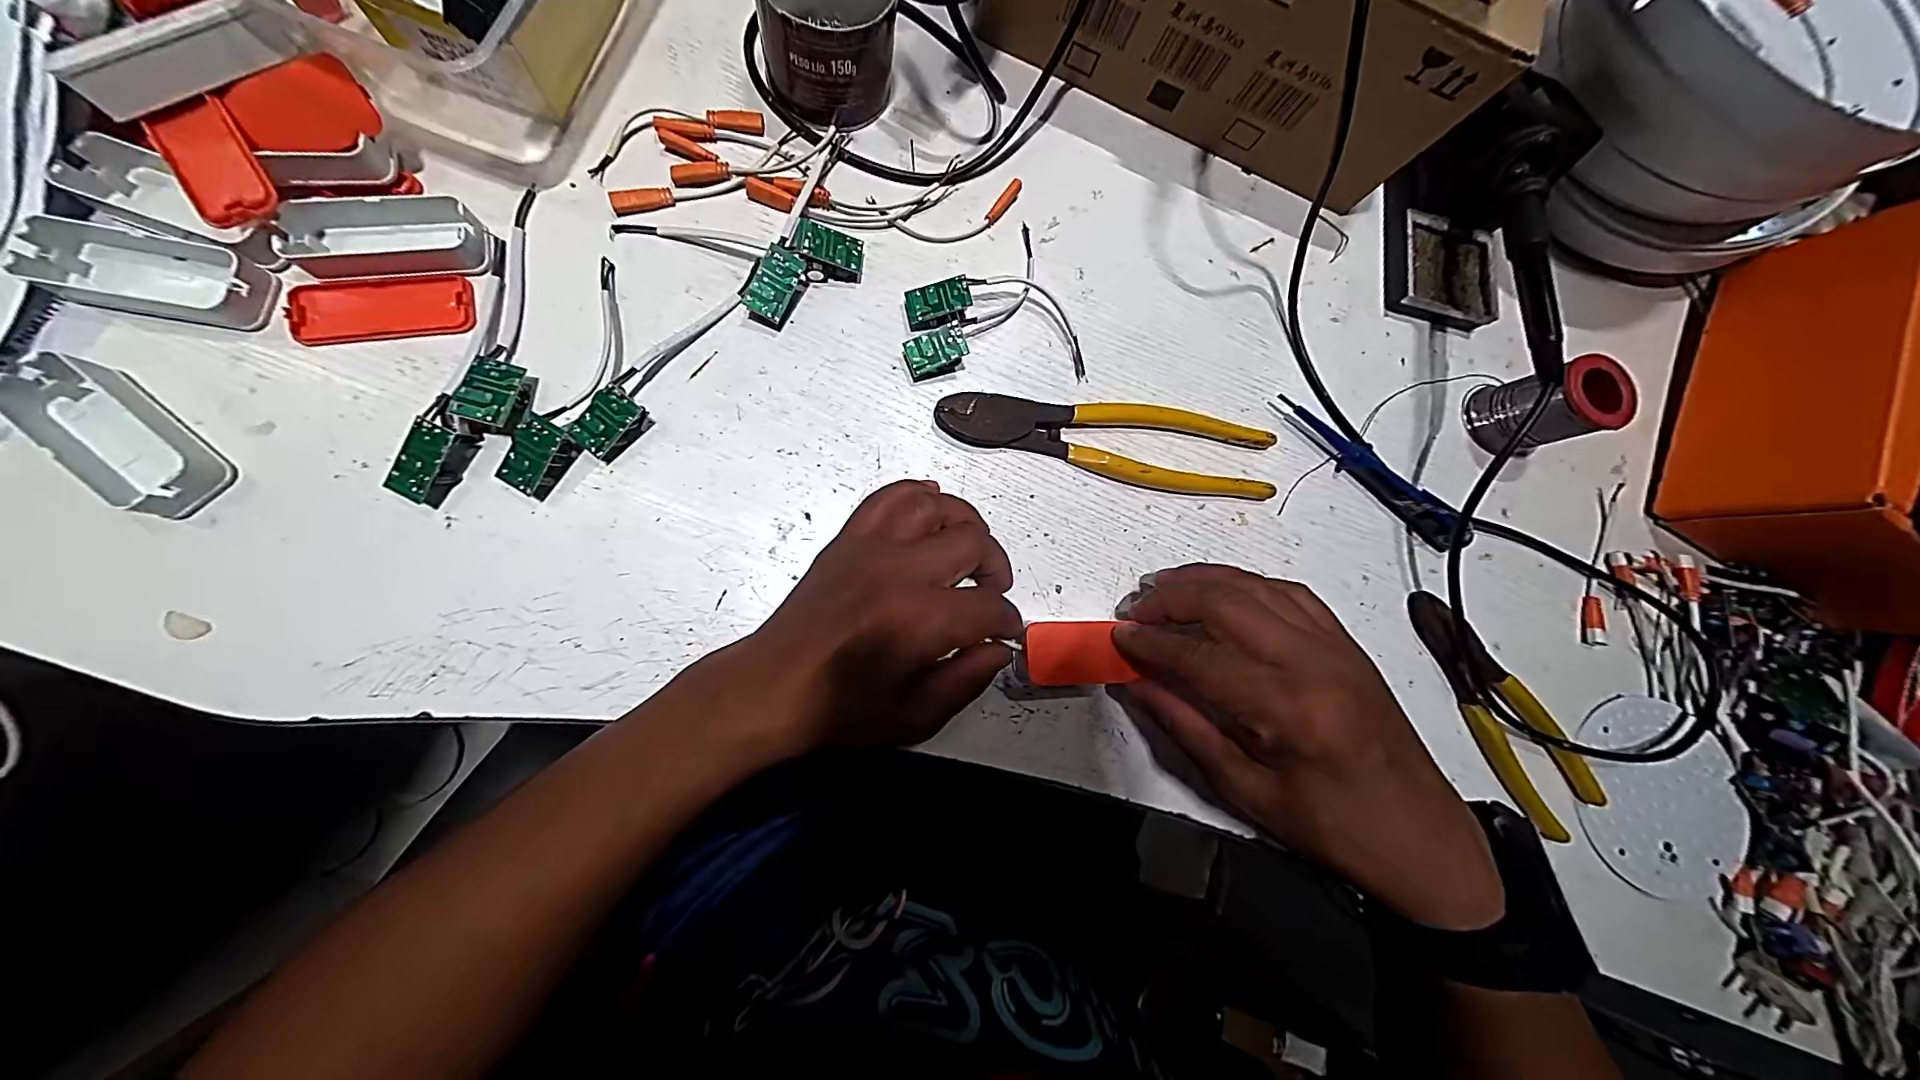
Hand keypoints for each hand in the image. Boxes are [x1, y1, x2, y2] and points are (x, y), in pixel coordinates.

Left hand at [731, 480, 1021, 754]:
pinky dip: (916, 494)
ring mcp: (869, 550)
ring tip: (971, 545)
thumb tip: (994, 651)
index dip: (1006, 621)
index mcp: (918, 619)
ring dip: (964, 522)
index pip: (989, 605)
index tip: (1004, 630)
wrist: (773, 689)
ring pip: (934, 506)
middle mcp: (895, 573)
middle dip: (996, 568)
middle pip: (973, 543)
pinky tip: (931, 504)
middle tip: (994, 590)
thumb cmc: (830, 707)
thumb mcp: (914, 715)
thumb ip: (966, 680)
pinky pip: (887, 498)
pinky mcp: (847, 542)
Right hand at [1112, 565, 1504, 929]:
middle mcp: (1315, 663)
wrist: (1422, 838)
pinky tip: (1224, 591)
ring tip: (1165, 587)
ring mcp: (1336, 647)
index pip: (1200, 655)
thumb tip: (1138, 683)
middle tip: (1136, 610)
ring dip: (1205, 580)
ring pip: (1257, 587)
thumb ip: (1185, 726)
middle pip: (1226, 602)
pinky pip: (1290, 593)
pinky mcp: (1346, 645)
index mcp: (1289, 708)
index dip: (1151, 642)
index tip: (1120, 637)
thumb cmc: (1336, 826)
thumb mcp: (1246, 789)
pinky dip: (1248, 584)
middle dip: (1170, 598)